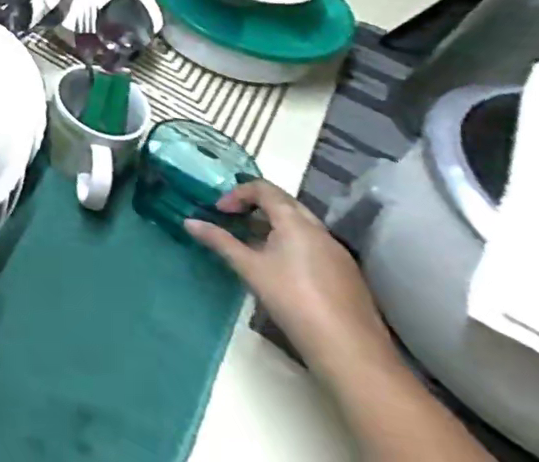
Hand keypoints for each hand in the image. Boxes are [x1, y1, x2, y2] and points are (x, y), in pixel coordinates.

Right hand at [185, 180, 394, 372]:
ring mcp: (337, 252)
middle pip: (285, 203)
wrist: (349, 349)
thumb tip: (189, 222)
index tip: (220, 211)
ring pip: (301, 225)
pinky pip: (313, 244)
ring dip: (274, 225)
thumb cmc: (292, 299)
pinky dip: (291, 243)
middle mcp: (319, 230)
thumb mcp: (249, 268)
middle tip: (234, 220)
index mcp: (296, 222)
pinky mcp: (346, 273)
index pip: (265, 189)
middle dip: (256, 206)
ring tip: (253, 245)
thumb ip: (220, 241)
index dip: (238, 193)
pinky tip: (281, 269)